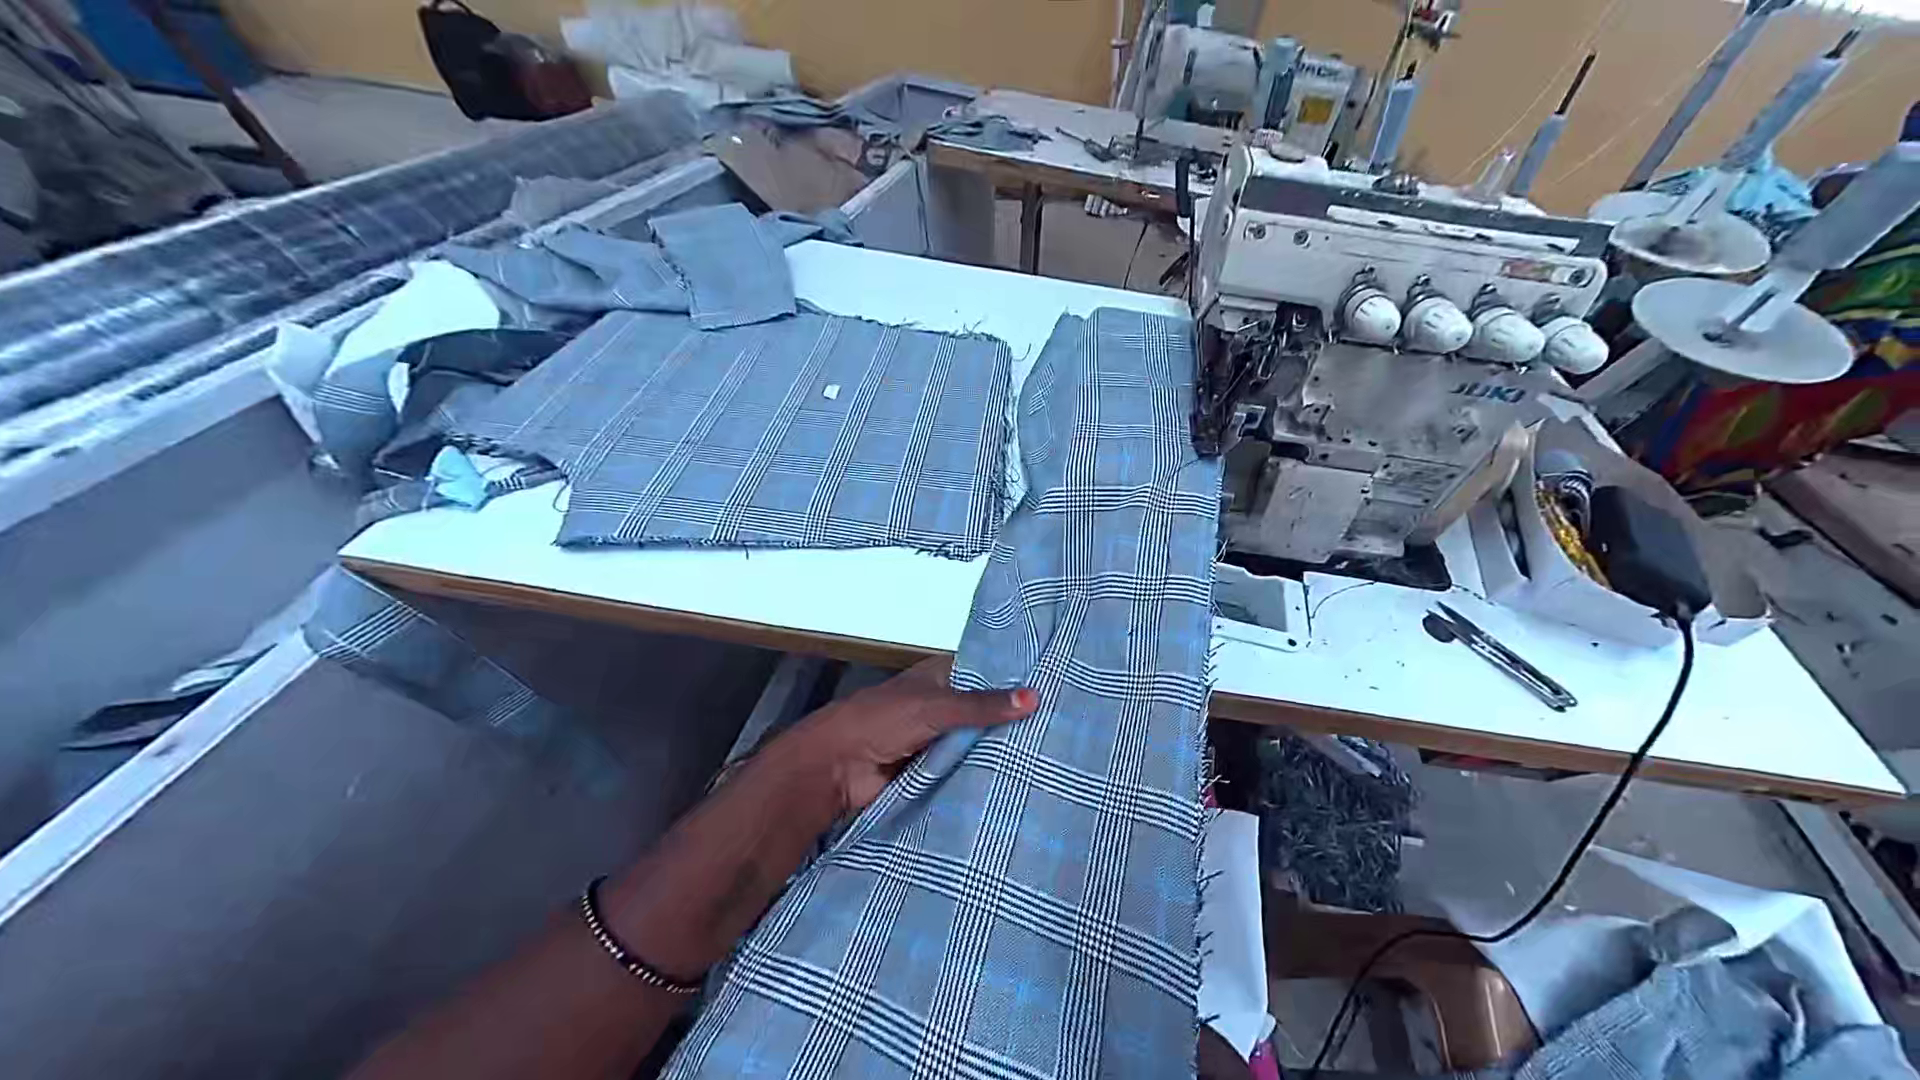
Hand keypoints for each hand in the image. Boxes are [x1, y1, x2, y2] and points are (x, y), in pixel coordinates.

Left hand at [774, 658, 1037, 814]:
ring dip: (1005, 749)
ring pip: (981, 742)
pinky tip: (1029, 778)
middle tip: (1070, 725)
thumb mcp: (935, 707)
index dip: (1018, 678)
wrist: (837, 768)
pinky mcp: (939, 771)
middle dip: (1017, 718)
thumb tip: (1034, 697)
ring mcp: (943, 739)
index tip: (1060, 684)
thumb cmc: (881, 721)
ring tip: (1060, 754)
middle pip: (988, 710)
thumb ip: (982, 706)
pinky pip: (971, 770)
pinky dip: (990, 774)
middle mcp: (946, 704)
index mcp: (943, 676)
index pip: (989, 672)